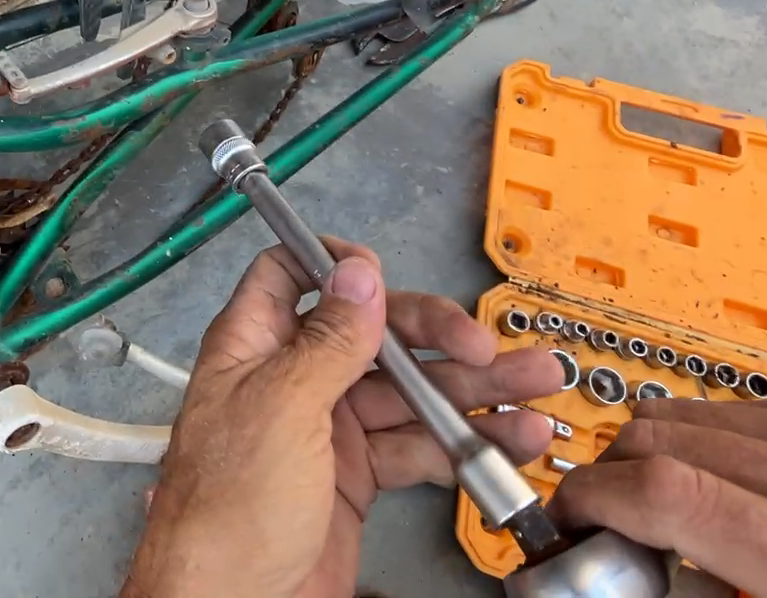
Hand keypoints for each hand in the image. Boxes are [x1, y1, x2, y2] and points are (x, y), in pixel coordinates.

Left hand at [121, 241, 563, 597]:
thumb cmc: (233, 501)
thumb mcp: (283, 407)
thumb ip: (328, 342)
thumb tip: (357, 273)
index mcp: (255, 342)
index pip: (289, 274)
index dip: (332, 263)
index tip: (385, 273)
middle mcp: (291, 374)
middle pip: (366, 332)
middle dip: (430, 334)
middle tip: (487, 347)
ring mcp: (325, 424)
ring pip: (402, 390)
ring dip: (467, 389)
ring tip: (533, 384)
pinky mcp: (354, 474)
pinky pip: (413, 445)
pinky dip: (459, 444)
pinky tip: (507, 440)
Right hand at [550, 395, 766, 596]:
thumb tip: (603, 558)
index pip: (677, 494)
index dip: (598, 497)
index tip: (570, 517)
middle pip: (667, 439)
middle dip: (612, 474)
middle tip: (606, 517)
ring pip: (686, 412)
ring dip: (647, 452)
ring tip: (655, 498)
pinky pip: (733, 409)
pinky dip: (698, 439)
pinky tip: (714, 480)